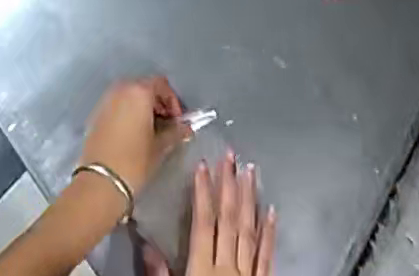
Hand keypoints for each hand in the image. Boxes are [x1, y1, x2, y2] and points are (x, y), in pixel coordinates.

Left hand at [76, 76, 189, 195]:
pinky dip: (127, 115)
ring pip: (130, 97)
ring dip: (142, 109)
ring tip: (149, 130)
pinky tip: (132, 134)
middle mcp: (121, 90)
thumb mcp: (160, 145)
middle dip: (157, 104)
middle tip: (166, 123)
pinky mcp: (94, 118)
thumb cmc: (134, 160)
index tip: (177, 120)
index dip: (173, 101)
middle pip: (145, 88)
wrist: (98, 186)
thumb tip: (186, 128)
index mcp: (139, 91)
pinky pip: (117, 108)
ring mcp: (105, 103)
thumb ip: (175, 131)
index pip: (162, 85)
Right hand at [153, 152, 275, 275]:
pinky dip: (269, 231)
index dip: (202, 191)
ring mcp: (247, 272)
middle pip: (228, 218)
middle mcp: (226, 265)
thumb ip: (158, 274)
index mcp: (201, 268)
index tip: (203, 165)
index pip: (203, 222)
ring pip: (248, 229)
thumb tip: (147, 244)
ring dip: (249, 197)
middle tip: (231, 155)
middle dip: (228, 184)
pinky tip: (271, 209)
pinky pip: (267, 254)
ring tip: (251, 169)